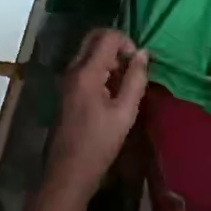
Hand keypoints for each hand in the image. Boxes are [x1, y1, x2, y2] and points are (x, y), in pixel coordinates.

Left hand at [43, 28, 148, 203]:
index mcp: (86, 72)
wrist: (67, 174)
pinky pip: (85, 67)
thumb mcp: (125, 112)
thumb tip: (143, 54)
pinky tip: (113, 93)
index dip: (127, 43)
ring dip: (110, 59)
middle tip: (132, 68)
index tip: (139, 64)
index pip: (107, 36)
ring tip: (126, 83)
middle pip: (95, 38)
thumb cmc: (98, 145)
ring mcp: (67, 80)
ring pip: (90, 52)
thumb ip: (136, 79)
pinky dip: (101, 70)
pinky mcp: (67, 91)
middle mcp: (73, 69)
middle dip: (117, 46)